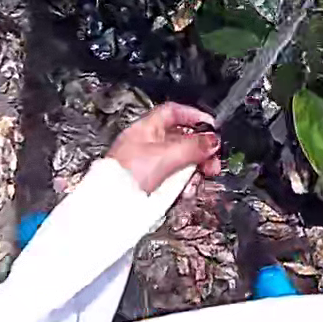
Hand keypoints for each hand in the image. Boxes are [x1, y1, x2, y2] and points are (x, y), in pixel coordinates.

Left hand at [105, 103, 221, 192]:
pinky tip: (187, 190)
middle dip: (201, 149)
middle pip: (182, 139)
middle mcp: (146, 145)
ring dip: (195, 168)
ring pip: (181, 161)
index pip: (173, 112)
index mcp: (145, 129)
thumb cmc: (126, 177)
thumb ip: (194, 145)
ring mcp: (149, 165)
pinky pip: (175, 179)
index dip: (194, 116)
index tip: (211, 127)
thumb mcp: (167, 155)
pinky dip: (185, 183)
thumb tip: (213, 140)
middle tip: (213, 159)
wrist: (109, 208)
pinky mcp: (151, 185)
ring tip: (203, 176)